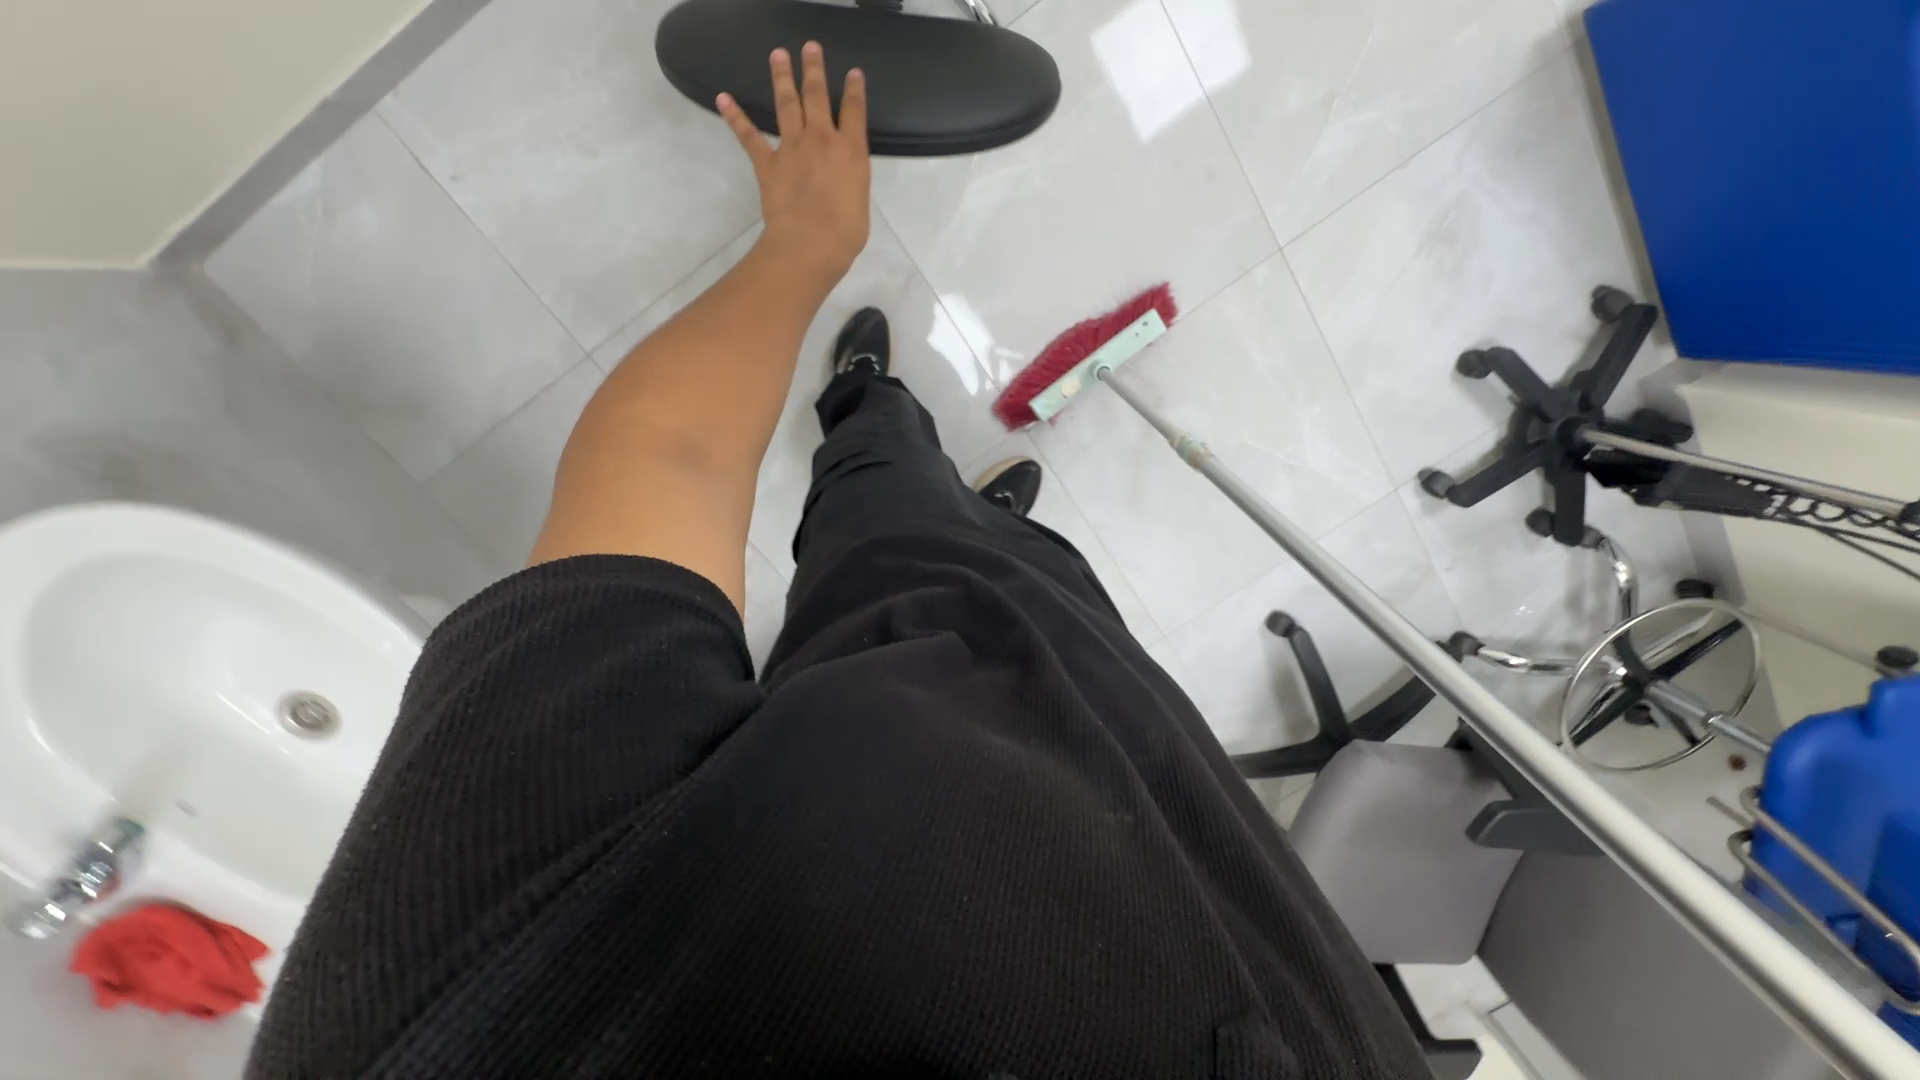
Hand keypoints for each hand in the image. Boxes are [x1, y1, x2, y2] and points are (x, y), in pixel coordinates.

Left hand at [717, 43, 871, 284]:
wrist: (811, 242)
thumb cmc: (845, 232)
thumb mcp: (860, 203)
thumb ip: (850, 183)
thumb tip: (840, 182)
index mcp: (851, 151)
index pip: (854, 111)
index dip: (854, 89)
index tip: (853, 73)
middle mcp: (822, 139)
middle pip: (817, 95)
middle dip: (814, 69)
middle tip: (809, 47)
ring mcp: (792, 148)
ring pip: (786, 104)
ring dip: (781, 77)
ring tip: (778, 56)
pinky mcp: (768, 163)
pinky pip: (749, 135)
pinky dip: (734, 116)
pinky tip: (723, 98)